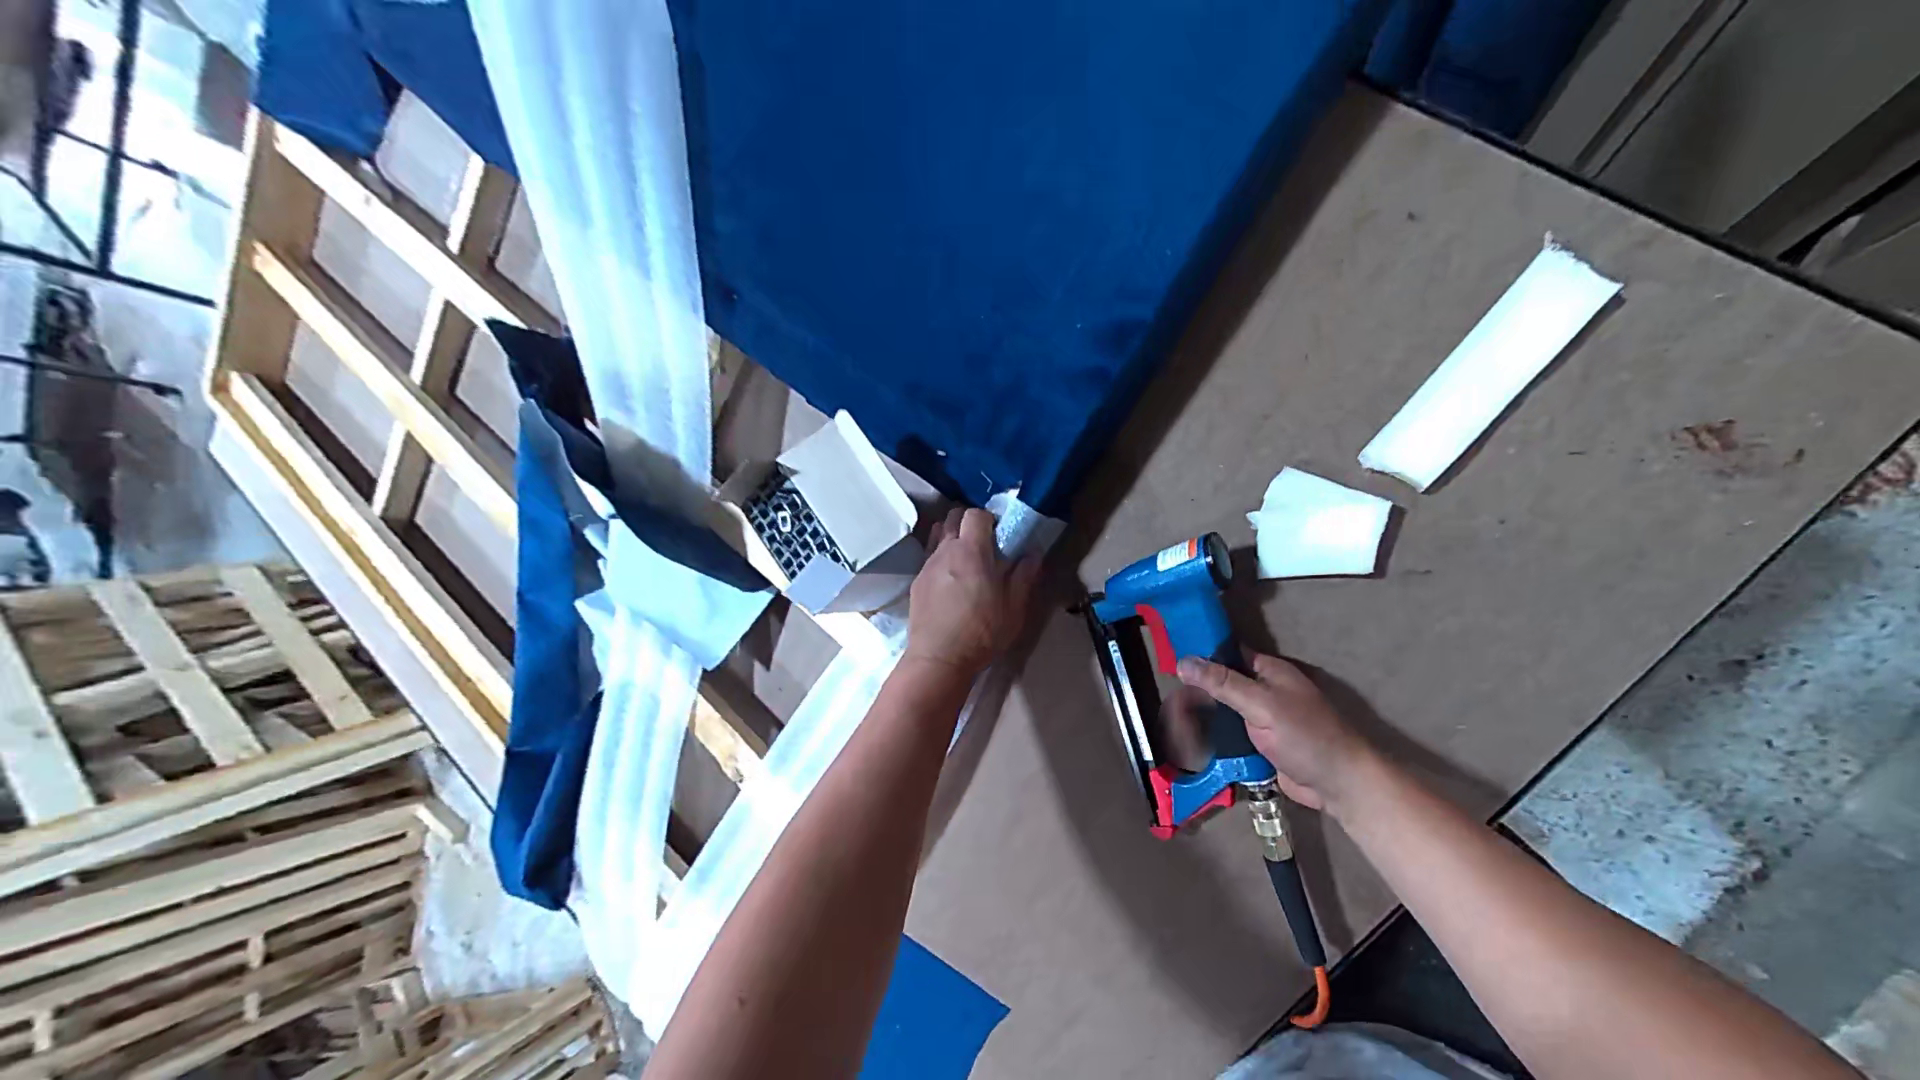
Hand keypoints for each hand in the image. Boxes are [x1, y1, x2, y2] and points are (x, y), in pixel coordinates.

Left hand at [903, 508, 1041, 678]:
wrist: (939, 659)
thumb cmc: (981, 633)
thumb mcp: (1014, 608)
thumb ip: (1024, 576)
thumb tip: (1032, 554)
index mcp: (971, 551)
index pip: (975, 514)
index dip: (988, 518)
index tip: (999, 533)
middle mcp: (945, 551)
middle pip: (952, 517)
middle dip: (968, 522)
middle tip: (984, 542)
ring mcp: (927, 566)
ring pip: (938, 536)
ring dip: (952, 538)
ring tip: (966, 560)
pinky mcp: (917, 583)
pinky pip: (930, 558)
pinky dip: (941, 559)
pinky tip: (950, 582)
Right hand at [1174, 649, 1373, 813]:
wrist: (1338, 785)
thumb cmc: (1305, 736)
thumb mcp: (1262, 704)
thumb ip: (1223, 683)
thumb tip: (1183, 662)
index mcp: (1268, 670)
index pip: (1228, 652)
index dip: (1201, 652)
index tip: (1170, 656)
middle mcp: (1263, 690)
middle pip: (1221, 682)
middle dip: (1196, 688)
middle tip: (1167, 695)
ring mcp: (1260, 717)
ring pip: (1222, 709)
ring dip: (1201, 713)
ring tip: (1169, 716)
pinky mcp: (1257, 743)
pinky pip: (1228, 732)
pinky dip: (1210, 733)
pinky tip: (1188, 737)